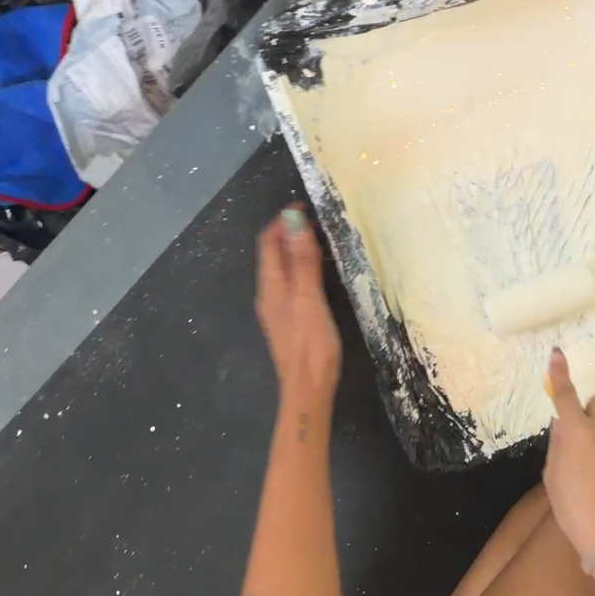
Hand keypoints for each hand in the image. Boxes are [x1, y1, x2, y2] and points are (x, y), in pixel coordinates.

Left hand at [255, 206, 341, 401]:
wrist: (309, 388)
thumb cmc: (310, 344)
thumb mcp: (308, 298)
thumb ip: (302, 261)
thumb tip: (294, 222)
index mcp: (271, 286)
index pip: (269, 242)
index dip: (283, 221)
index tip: (305, 207)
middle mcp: (270, 294)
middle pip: (276, 254)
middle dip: (292, 234)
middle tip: (320, 222)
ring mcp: (280, 309)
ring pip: (286, 270)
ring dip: (300, 252)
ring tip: (325, 243)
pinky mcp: (293, 321)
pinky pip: (295, 285)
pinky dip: (307, 271)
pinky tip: (324, 275)